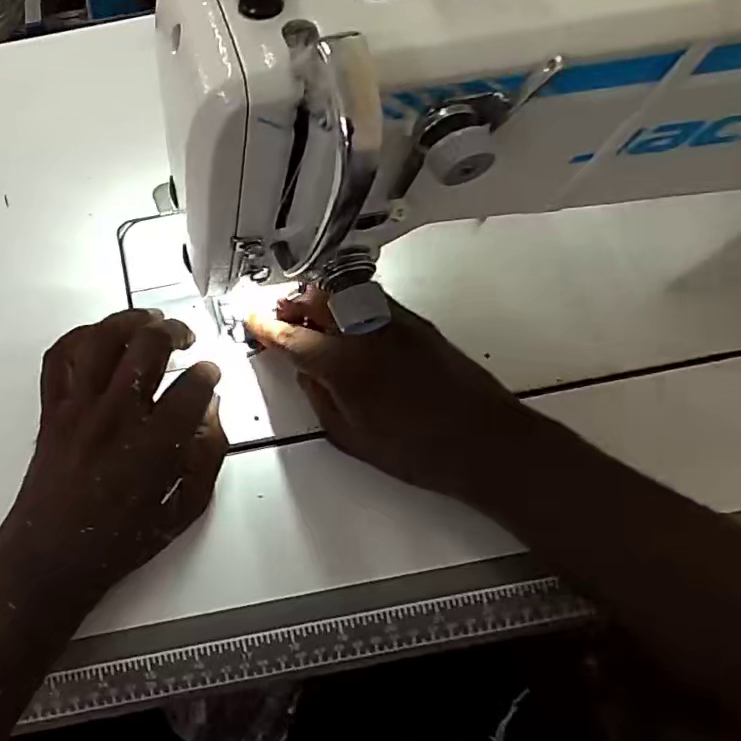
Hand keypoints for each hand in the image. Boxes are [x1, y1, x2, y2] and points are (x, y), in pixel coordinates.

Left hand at [0, 309, 226, 600]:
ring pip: (101, 341)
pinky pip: (59, 358)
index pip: (189, 390)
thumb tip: (212, 413)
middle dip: (174, 332)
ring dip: (129, 321)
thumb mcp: (180, 514)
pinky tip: (97, 335)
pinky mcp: (51, 409)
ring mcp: (77, 409)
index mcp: (151, 448)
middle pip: (146, 349)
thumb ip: (206, 460)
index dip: (207, 374)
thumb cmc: (114, 543)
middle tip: (184, 335)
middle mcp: (113, 418)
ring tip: (148, 319)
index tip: (211, 371)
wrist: (50, 557)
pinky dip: (77, 338)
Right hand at [244, 288, 529, 498]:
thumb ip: (318, 396)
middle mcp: (365, 332)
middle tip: (276, 316)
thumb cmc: (424, 449)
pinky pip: (367, 299)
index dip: (262, 324)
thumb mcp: (349, 434)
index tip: (250, 318)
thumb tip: (307, 374)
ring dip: (316, 299)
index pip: (288, 333)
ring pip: (341, 291)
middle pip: (314, 297)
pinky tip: (344, 326)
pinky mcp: (415, 323)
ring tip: (308, 319)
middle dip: (288, 303)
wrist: (489, 445)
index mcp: (342, 362)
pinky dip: (345, 305)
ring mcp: (392, 322)